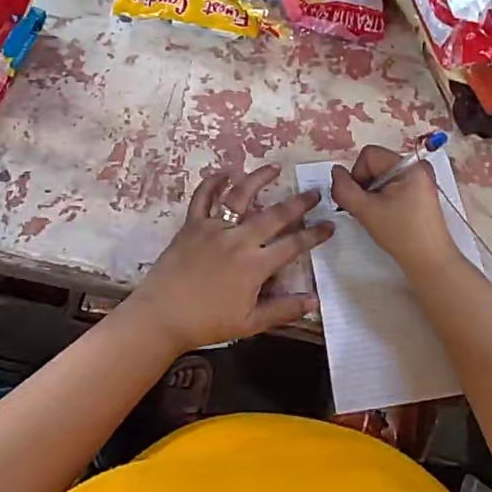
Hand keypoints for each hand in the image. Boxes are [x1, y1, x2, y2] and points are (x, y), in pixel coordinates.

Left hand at [120, 166, 332, 352]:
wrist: (161, 316)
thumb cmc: (207, 322)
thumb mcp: (250, 323)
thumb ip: (283, 309)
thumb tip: (315, 300)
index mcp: (255, 265)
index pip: (293, 244)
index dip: (314, 234)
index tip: (330, 225)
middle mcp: (239, 240)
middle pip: (274, 214)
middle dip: (298, 202)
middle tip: (314, 192)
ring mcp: (214, 228)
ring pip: (240, 195)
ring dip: (259, 179)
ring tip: (274, 168)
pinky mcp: (192, 224)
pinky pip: (203, 197)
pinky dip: (213, 182)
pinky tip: (225, 173)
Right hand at [329, 145, 459, 275]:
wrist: (430, 261)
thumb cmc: (400, 233)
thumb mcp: (365, 211)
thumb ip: (344, 189)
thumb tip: (336, 171)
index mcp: (408, 165)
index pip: (369, 155)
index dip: (357, 175)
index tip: (360, 200)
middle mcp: (417, 166)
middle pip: (376, 164)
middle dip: (365, 185)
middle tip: (366, 209)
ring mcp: (421, 178)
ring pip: (382, 175)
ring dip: (372, 192)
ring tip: (377, 214)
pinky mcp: (421, 191)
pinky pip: (393, 184)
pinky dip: (383, 196)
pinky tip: (386, 215)